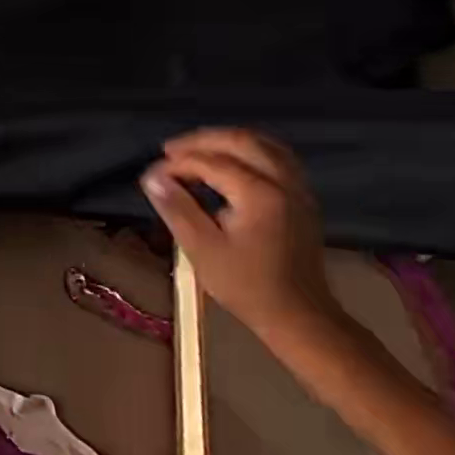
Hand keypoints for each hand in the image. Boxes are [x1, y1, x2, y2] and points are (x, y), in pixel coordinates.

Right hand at [141, 129, 339, 336]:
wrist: (297, 314)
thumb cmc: (245, 285)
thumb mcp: (202, 249)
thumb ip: (177, 208)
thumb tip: (151, 176)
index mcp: (259, 193)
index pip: (211, 162)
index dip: (178, 163)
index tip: (151, 174)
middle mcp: (283, 180)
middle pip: (241, 141)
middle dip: (202, 140)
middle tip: (169, 150)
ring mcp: (298, 187)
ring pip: (263, 144)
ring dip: (227, 141)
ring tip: (196, 151)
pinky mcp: (302, 196)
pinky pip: (276, 157)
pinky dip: (249, 151)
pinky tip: (230, 163)